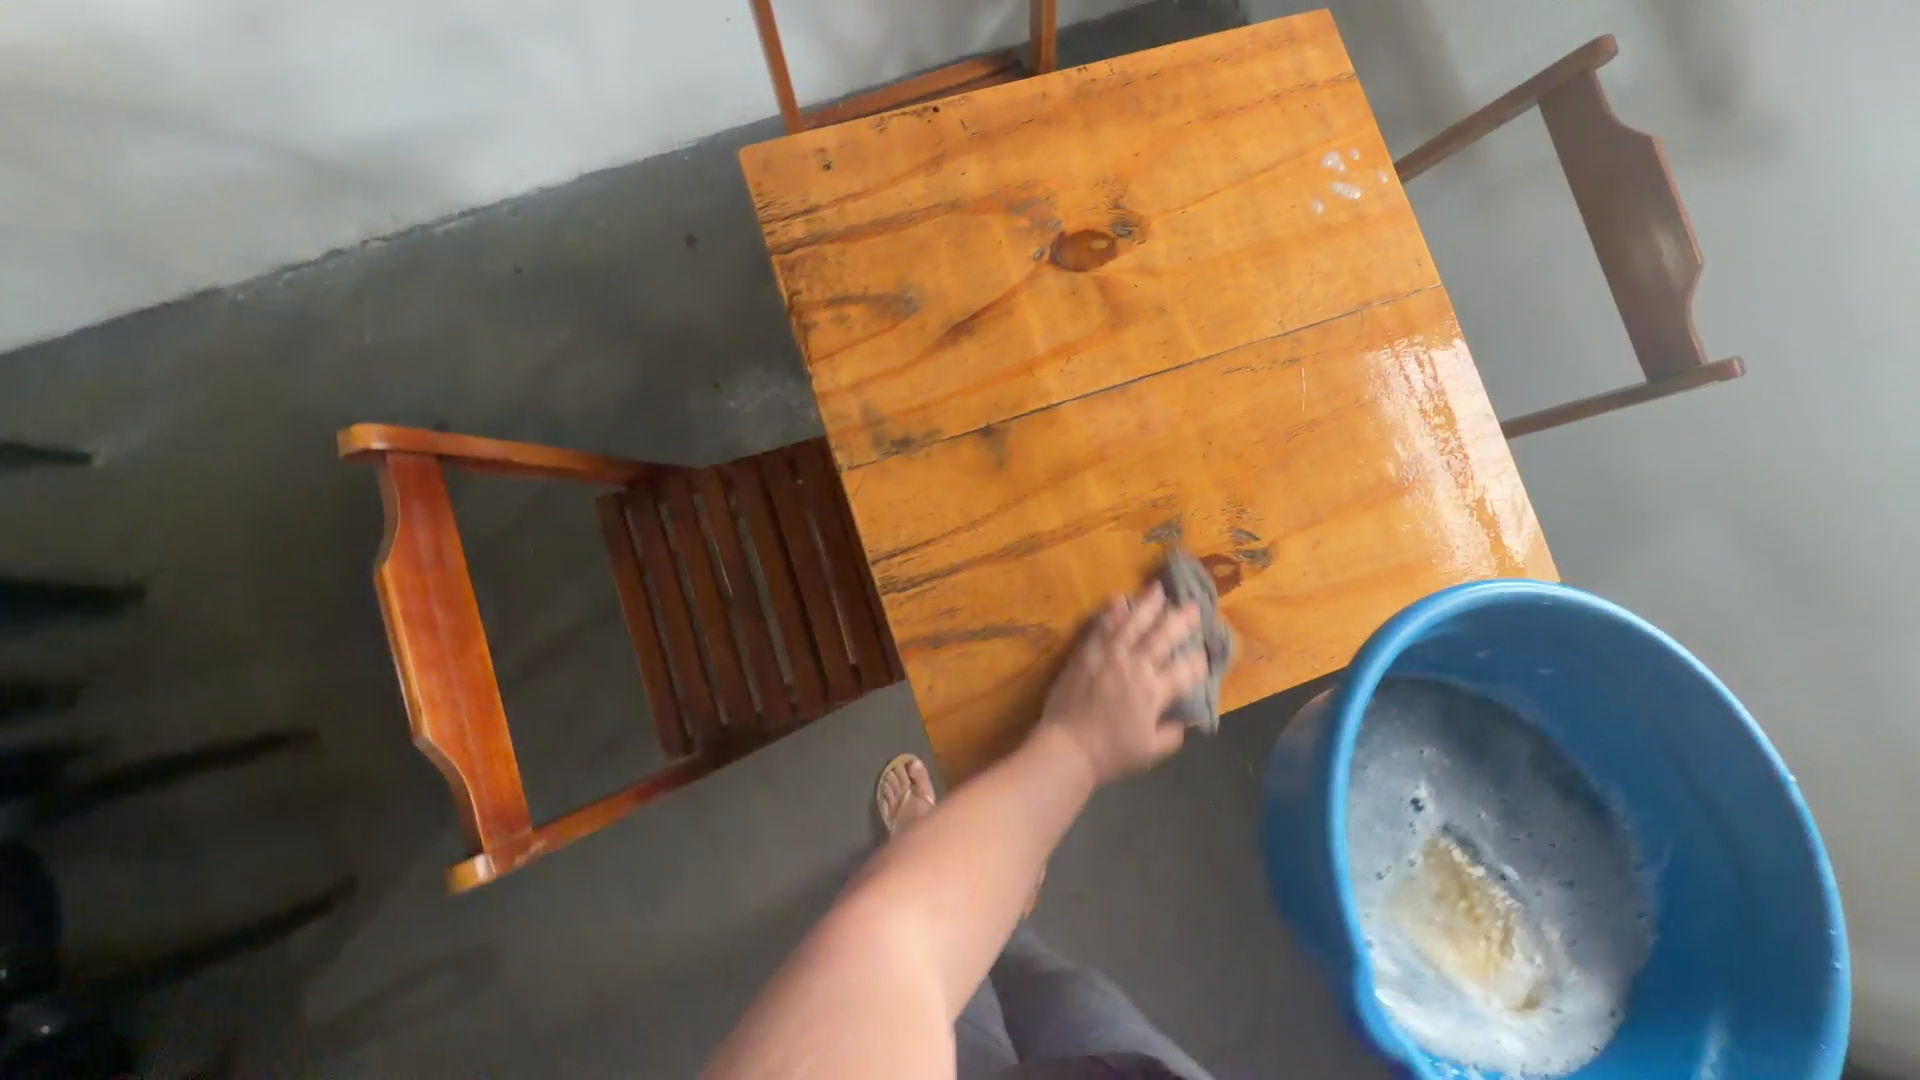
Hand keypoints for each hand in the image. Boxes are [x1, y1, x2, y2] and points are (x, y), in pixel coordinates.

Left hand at [1036, 582, 1209, 784]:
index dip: (1196, 662)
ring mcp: (1108, 657)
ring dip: (1146, 605)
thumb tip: (1184, 722)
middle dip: (1179, 620)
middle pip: (1161, 638)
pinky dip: (1111, 613)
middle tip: (1191, 605)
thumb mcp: (1150, 751)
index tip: (1204, 653)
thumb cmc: (1110, 754)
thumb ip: (1171, 734)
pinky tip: (1119, 600)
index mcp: (1154, 693)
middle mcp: (1134, 668)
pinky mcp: (1085, 654)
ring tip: (1157, 588)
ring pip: (1132, 625)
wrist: (1067, 747)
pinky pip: (1101, 628)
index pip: (1183, 671)